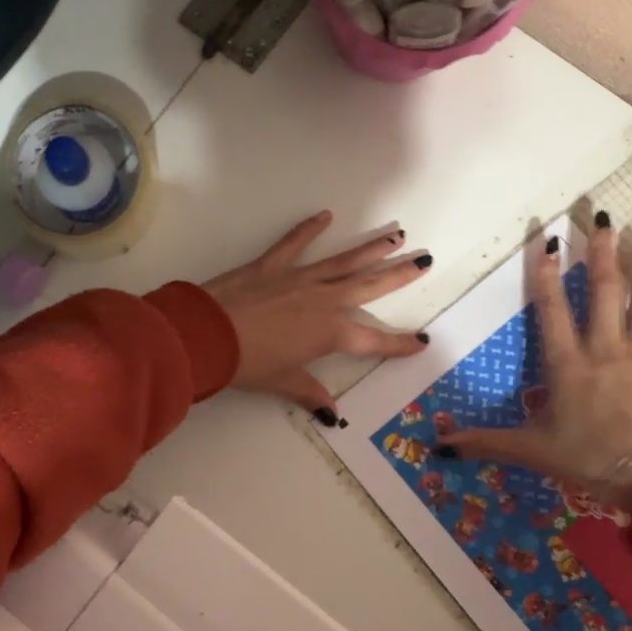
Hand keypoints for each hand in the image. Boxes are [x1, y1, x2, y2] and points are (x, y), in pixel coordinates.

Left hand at [206, 211, 431, 419]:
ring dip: (371, 248)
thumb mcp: (281, 383)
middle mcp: (323, 302)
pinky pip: (294, 243)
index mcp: (330, 333)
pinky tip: (326, 215)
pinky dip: (309, 229)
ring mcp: (299, 279)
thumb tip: (330, 414)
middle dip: (398, 275)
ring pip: (343, 262)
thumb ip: (309, 393)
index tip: (422, 341)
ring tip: (396, 236)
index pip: (372, 342)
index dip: (398, 344)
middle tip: (424, 261)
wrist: (207, 334)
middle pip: (368, 287)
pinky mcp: (271, 265)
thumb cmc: (247, 364)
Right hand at [441, 218, 631, 508]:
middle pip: (603, 293)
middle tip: (601, 219)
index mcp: (567, 365)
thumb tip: (439, 446)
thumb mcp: (531, 450)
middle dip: (601, 254)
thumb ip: (485, 442)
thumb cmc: (589, 461)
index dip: (548, 276)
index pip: (552, 311)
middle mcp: (604, 350)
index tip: (548, 241)